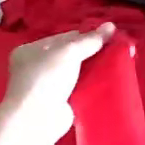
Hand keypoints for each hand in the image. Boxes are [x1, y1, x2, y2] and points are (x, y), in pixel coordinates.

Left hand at [0, 24, 114, 135]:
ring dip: (91, 70)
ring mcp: (45, 87)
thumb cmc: (46, 78)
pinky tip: (105, 81)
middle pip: (67, 56)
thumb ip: (89, 40)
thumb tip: (111, 25)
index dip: (84, 36)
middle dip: (89, 53)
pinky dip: (88, 86)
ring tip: (114, 63)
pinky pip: (76, 90)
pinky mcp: (57, 104)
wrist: (38, 118)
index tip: (107, 36)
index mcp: (30, 51)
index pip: (61, 38)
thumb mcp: (68, 52)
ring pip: (73, 73)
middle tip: (113, 49)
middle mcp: (35, 68)